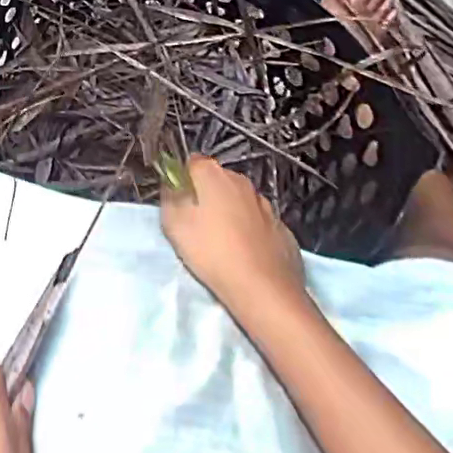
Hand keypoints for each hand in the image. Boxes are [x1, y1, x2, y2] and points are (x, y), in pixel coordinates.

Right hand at [160, 154, 305, 313]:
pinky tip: (245, 254)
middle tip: (196, 224)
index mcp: (212, 174)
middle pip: (216, 181)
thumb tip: (173, 185)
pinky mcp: (283, 229)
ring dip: (229, 214)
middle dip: (206, 196)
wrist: (264, 290)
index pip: (191, 163)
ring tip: (221, 244)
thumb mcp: (173, 222)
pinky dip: (250, 232)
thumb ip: (169, 196)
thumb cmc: (211, 251)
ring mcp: (266, 205)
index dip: (182, 180)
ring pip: (239, 202)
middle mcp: (241, 181)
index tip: (178, 202)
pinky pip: (258, 223)